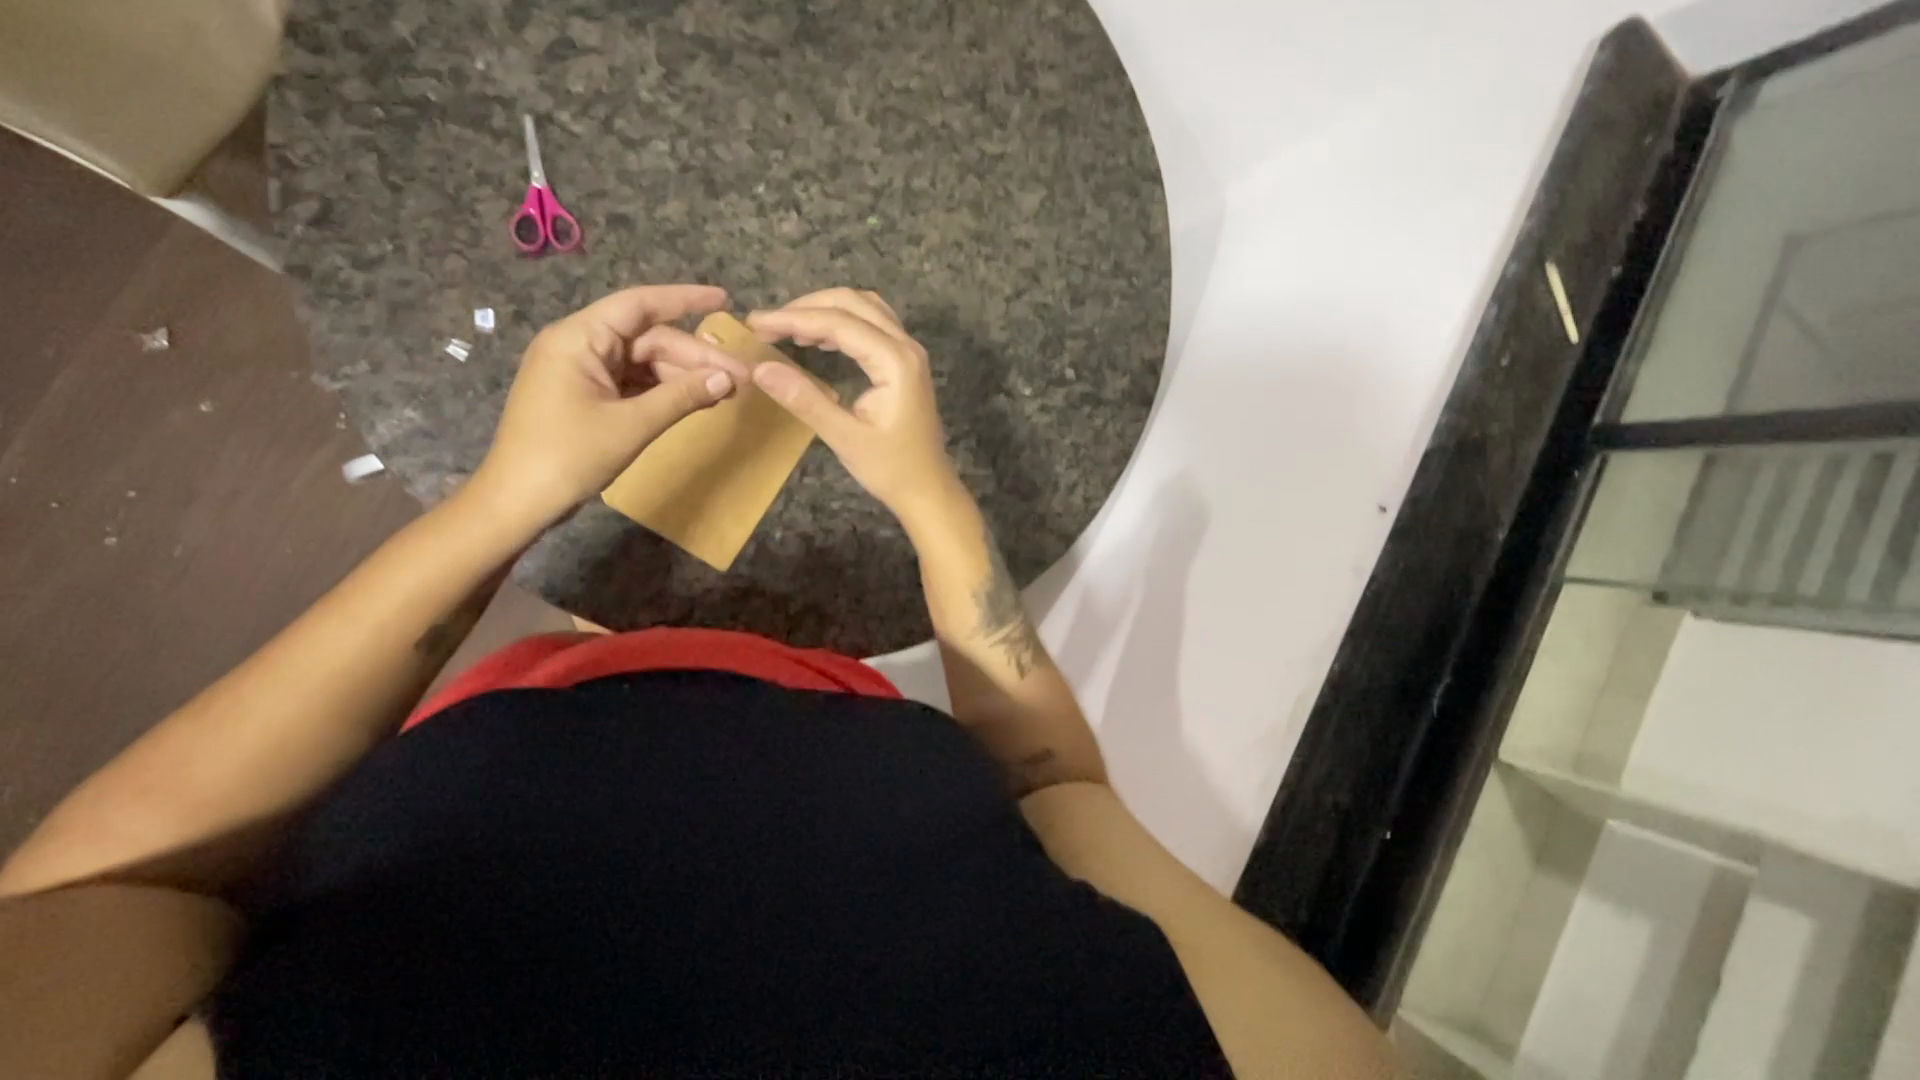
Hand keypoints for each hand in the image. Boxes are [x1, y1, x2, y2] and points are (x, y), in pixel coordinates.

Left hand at [471, 285, 748, 527]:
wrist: (517, 502)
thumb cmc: (569, 456)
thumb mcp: (632, 425)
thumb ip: (682, 397)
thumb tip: (728, 378)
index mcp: (579, 338)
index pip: (639, 304)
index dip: (685, 300)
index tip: (725, 299)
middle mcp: (578, 345)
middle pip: (647, 338)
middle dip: (694, 355)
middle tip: (741, 377)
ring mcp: (580, 372)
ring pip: (642, 362)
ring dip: (682, 376)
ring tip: (725, 393)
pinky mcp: (584, 396)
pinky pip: (631, 383)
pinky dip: (663, 391)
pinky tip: (695, 402)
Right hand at [747, 288, 962, 523]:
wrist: (928, 489)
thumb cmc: (891, 468)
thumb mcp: (844, 437)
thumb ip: (804, 399)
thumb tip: (760, 368)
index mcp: (895, 362)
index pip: (838, 322)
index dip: (792, 318)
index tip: (754, 324)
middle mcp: (905, 346)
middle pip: (852, 303)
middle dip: (806, 307)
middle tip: (766, 325)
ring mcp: (908, 352)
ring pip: (864, 308)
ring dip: (824, 310)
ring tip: (786, 328)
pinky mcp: (904, 362)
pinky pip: (872, 324)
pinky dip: (842, 322)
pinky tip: (817, 340)